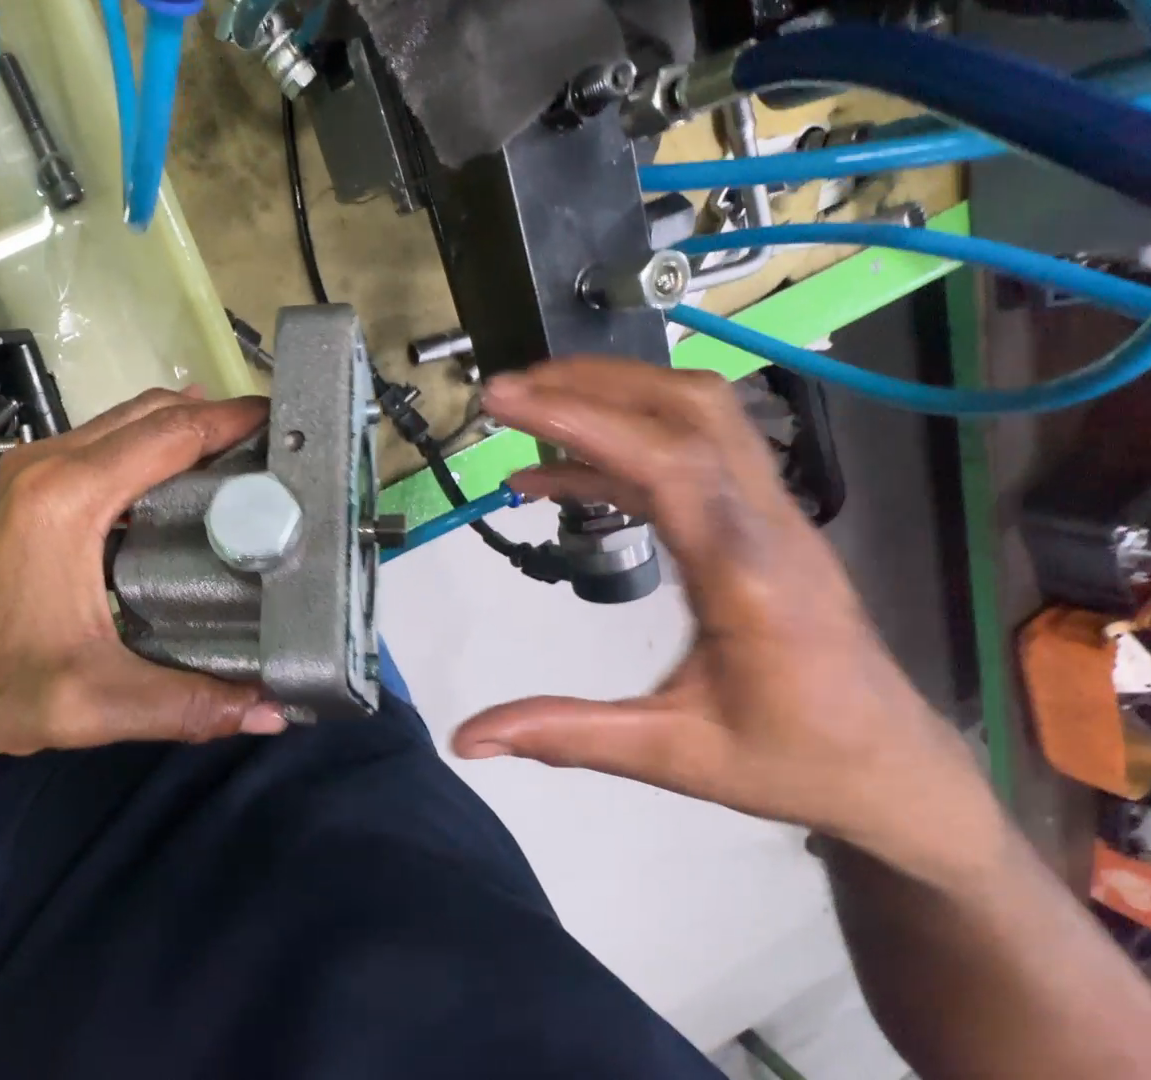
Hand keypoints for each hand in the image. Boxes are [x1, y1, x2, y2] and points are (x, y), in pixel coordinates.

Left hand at [0, 389, 287, 764]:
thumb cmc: (6, 690)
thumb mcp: (101, 703)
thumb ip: (191, 705)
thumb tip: (275, 713)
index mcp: (65, 499)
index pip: (167, 436)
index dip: (230, 421)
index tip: (285, 420)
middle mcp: (45, 466)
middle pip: (146, 415)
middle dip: (213, 417)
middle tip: (275, 441)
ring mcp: (29, 470)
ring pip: (122, 423)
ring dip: (180, 428)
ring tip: (242, 456)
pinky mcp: (25, 487)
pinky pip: (100, 444)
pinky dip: (148, 447)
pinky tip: (182, 480)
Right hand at [453, 358, 1004, 885]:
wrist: (895, 768)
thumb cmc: (793, 762)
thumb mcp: (673, 757)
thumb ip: (567, 736)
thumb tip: (467, 739)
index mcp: (747, 575)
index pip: (667, 463)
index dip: (581, 420)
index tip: (504, 399)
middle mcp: (767, 525)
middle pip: (691, 409)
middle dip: (595, 383)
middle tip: (508, 391)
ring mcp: (773, 517)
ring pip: (699, 417)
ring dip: (612, 398)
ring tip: (528, 409)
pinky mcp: (761, 524)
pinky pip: (691, 457)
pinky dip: (619, 449)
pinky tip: (558, 478)